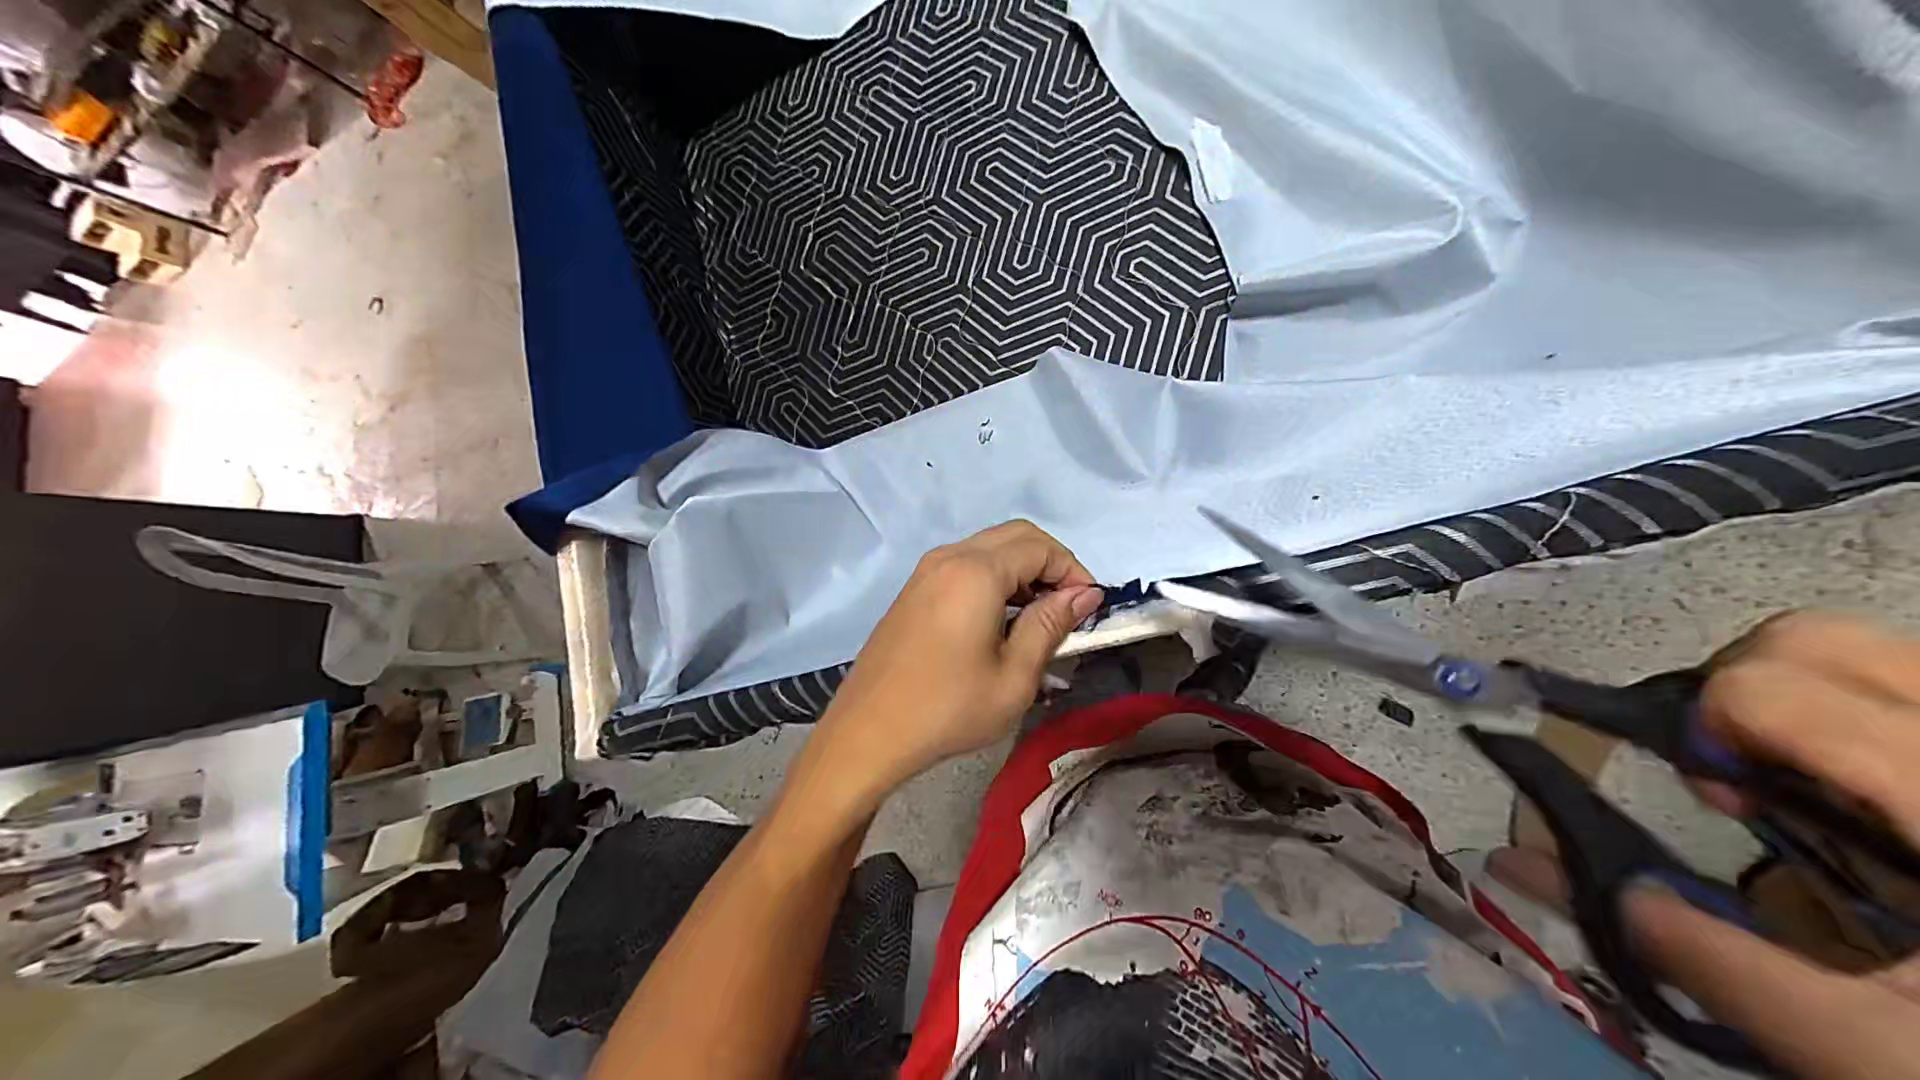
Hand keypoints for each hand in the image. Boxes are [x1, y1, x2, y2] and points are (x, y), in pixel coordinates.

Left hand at [791, 521, 1102, 815]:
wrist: (868, 733)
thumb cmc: (948, 709)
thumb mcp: (1014, 676)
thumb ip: (1050, 625)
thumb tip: (1084, 594)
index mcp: (976, 572)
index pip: (1040, 547)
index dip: (1073, 571)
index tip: (1090, 608)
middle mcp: (949, 557)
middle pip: (1015, 536)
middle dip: (1051, 563)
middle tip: (1069, 607)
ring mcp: (925, 572)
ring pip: (988, 549)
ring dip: (1022, 570)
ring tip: (1039, 617)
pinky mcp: (913, 590)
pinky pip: (964, 566)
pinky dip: (994, 579)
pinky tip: (1001, 620)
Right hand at [1623, 612, 1919, 1078]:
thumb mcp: (1872, 1052)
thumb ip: (1711, 962)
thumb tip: (1535, 872)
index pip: (1768, 689)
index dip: (1702, 729)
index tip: (1714, 797)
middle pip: (1815, 638)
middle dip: (1741, 691)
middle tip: (1747, 773)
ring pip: (1866, 650)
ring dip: (1796, 701)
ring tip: (1808, 779)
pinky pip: (1901, 683)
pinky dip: (1851, 715)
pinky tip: (1869, 791)